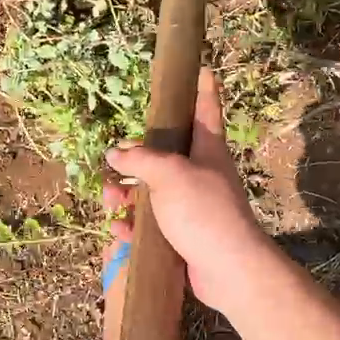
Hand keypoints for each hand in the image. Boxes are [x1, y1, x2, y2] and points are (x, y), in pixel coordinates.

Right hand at [102, 67, 275, 315]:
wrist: (229, 270)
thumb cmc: (203, 211)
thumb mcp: (169, 174)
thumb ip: (140, 159)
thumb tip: (116, 153)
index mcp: (207, 150)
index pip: (206, 110)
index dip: (203, 89)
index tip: (202, 69)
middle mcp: (201, 174)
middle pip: (165, 155)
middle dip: (135, 159)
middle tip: (113, 163)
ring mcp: (193, 207)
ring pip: (152, 192)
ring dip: (127, 195)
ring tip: (111, 201)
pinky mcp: (183, 236)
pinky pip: (152, 225)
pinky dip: (134, 227)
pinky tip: (120, 232)